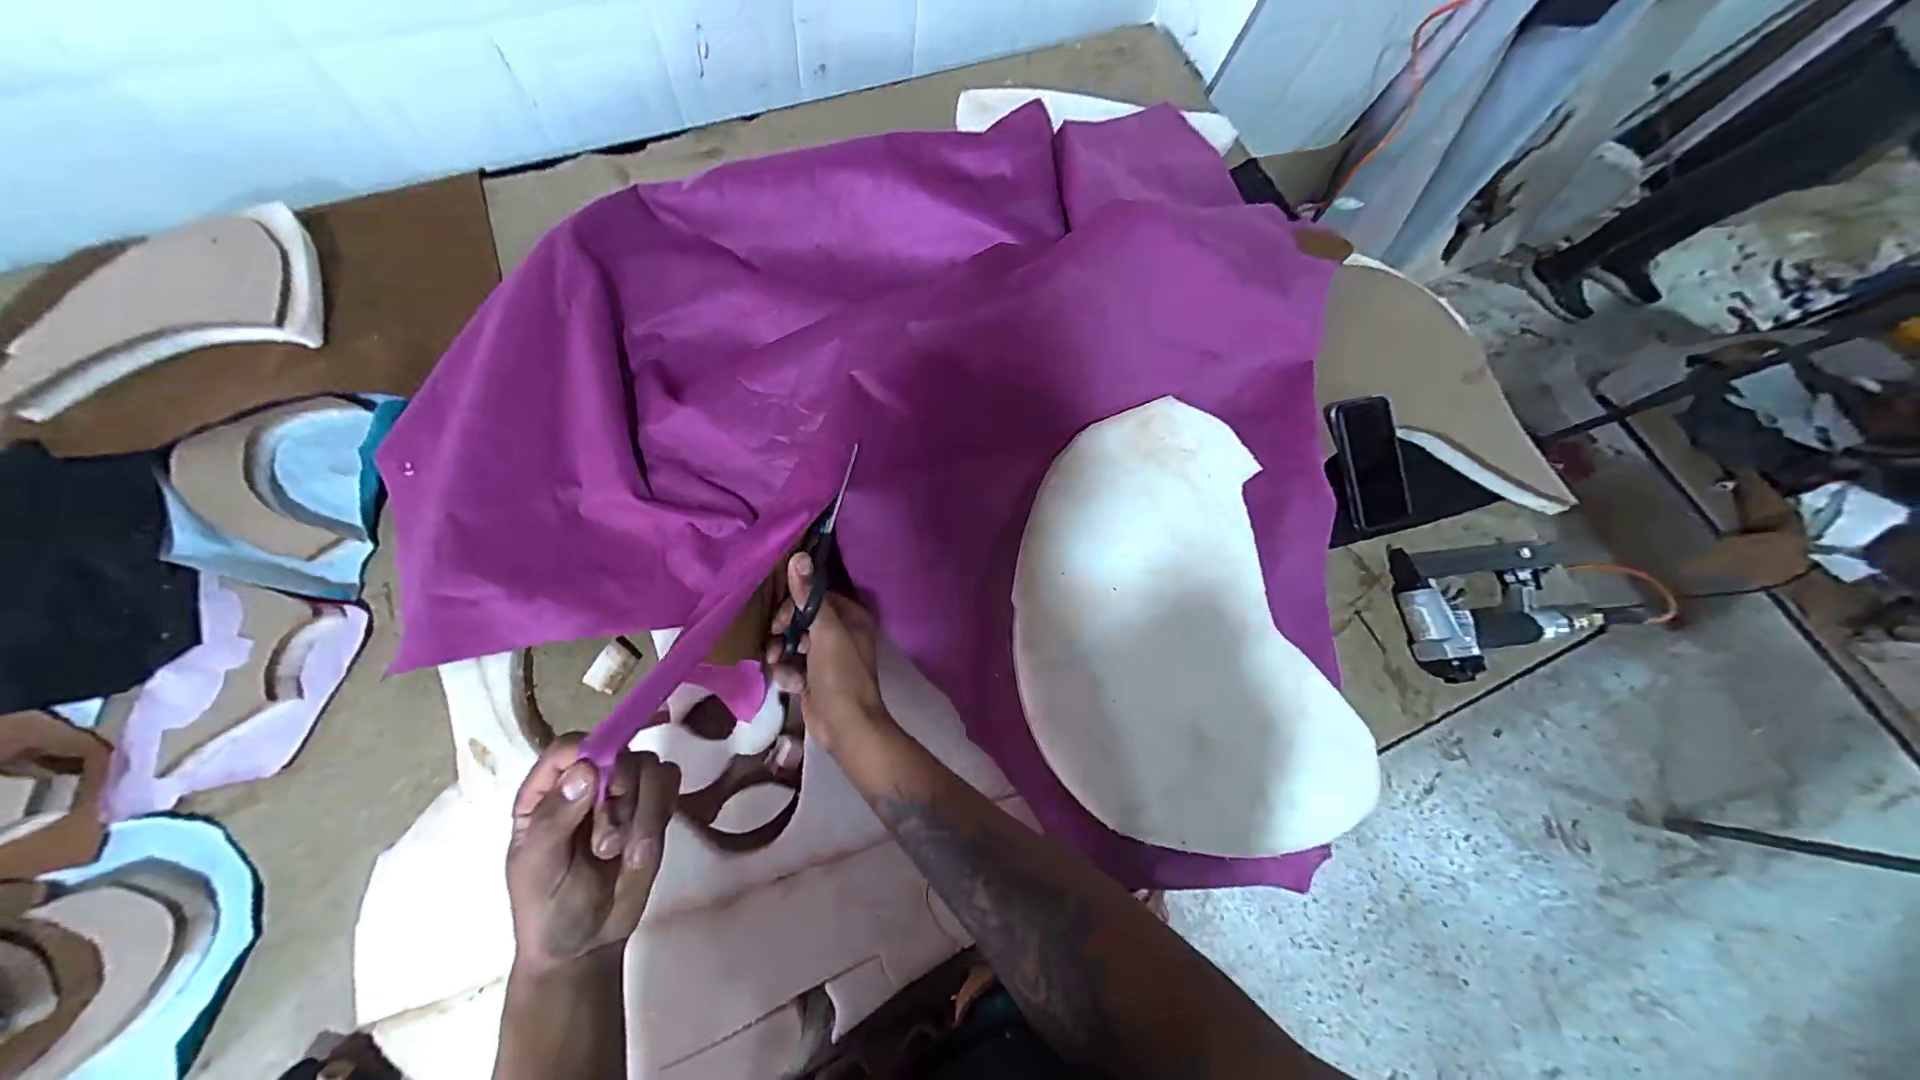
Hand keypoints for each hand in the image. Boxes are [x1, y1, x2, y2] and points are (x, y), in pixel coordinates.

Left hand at [505, 734, 679, 975]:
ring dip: (643, 810)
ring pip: (650, 766)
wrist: (586, 943)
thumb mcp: (537, 868)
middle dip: (620, 793)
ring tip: (623, 852)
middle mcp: (588, 783)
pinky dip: (661, 812)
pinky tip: (642, 847)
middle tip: (607, 841)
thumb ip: (555, 818)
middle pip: (619, 753)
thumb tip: (586, 769)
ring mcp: (624, 794)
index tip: (602, 776)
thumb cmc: (547, 907)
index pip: (569, 748)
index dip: (589, 750)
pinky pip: (670, 783)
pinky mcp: (655, 806)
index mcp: (547, 792)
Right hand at [766, 551, 886, 750]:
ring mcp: (825, 656)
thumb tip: (799, 556)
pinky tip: (792, 685)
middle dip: (783, 631)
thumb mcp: (825, 632)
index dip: (794, 604)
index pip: (815, 596)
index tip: (780, 619)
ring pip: (791, 642)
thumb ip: (810, 596)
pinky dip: (787, 673)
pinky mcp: (812, 676)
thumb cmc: (840, 675)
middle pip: (800, 618)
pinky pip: (790, 664)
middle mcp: (840, 632)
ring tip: (779, 665)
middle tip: (775, 642)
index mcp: (851, 617)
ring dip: (781, 653)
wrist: (845, 726)